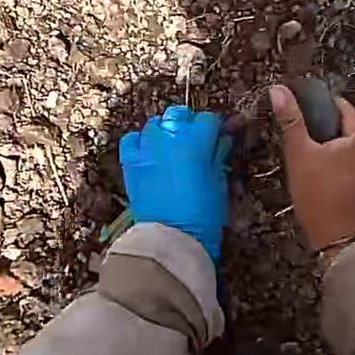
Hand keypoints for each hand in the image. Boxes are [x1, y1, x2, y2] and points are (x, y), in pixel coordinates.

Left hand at [120, 106, 232, 262]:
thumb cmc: (200, 218)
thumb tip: (223, 141)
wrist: (170, 240)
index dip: (215, 129)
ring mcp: (146, 150)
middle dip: (189, 125)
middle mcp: (168, 139)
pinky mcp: (131, 163)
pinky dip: (141, 142)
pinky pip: (133, 139)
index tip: (217, 138)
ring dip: (166, 131)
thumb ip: (219, 157)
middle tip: (197, 142)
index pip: (208, 119)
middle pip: (179, 114)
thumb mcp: (219, 185)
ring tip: (174, 148)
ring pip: (155, 124)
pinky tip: (150, 152)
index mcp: (194, 143)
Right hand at [269, 85, 354, 250]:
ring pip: (341, 139)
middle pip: (338, 121)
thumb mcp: (300, 153)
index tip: (291, 113)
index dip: (311, 105)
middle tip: (293, 136)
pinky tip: (313, 166)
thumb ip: (290, 120)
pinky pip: (346, 155)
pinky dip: (330, 156)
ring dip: (321, 142)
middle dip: (315, 126)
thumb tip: (278, 89)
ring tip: (300, 151)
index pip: (335, 103)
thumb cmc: (320, 194)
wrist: (339, 239)